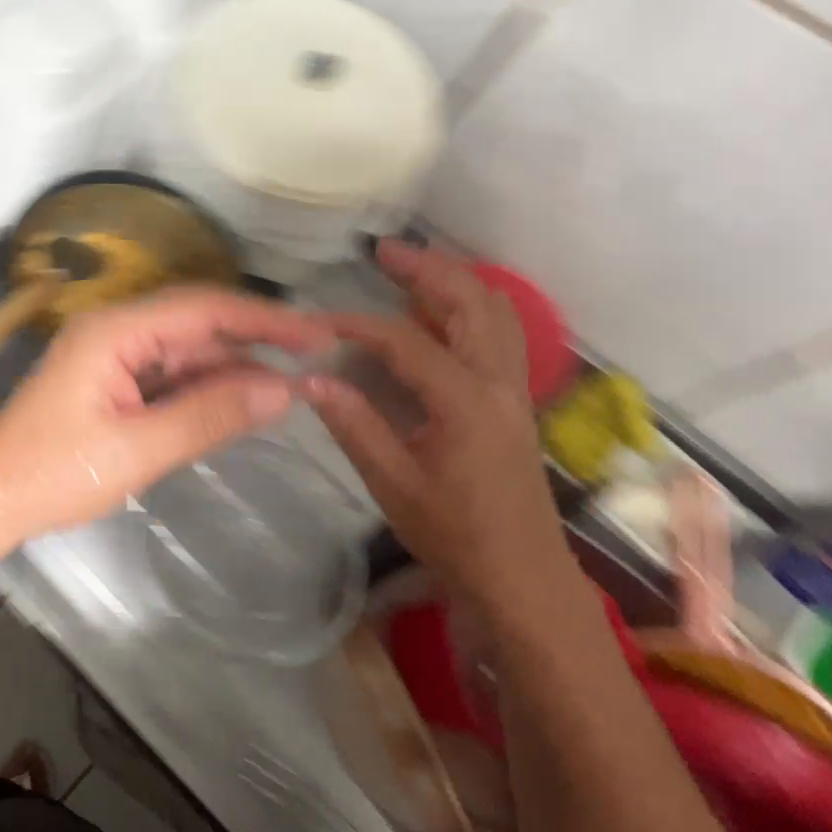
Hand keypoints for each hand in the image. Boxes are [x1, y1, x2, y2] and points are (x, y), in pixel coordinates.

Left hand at [0, 286, 335, 545]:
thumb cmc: (53, 475)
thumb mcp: (137, 450)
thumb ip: (209, 416)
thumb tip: (282, 389)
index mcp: (113, 332)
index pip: (202, 308)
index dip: (264, 318)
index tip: (318, 334)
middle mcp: (111, 332)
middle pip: (194, 325)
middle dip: (253, 341)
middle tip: (315, 361)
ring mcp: (107, 358)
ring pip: (182, 352)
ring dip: (230, 369)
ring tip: (289, 388)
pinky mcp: (106, 386)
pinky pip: (164, 376)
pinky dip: (201, 389)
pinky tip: (238, 402)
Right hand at [303, 241, 570, 601]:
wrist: (522, 578)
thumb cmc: (455, 535)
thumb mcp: (393, 483)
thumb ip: (354, 424)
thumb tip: (309, 379)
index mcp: (466, 402)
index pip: (405, 340)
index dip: (357, 324)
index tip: (315, 322)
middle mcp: (499, 384)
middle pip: (473, 303)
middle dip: (429, 270)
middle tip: (383, 252)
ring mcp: (515, 392)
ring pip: (496, 315)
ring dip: (455, 284)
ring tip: (409, 273)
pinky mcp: (515, 405)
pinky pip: (499, 337)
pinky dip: (470, 311)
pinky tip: (436, 320)